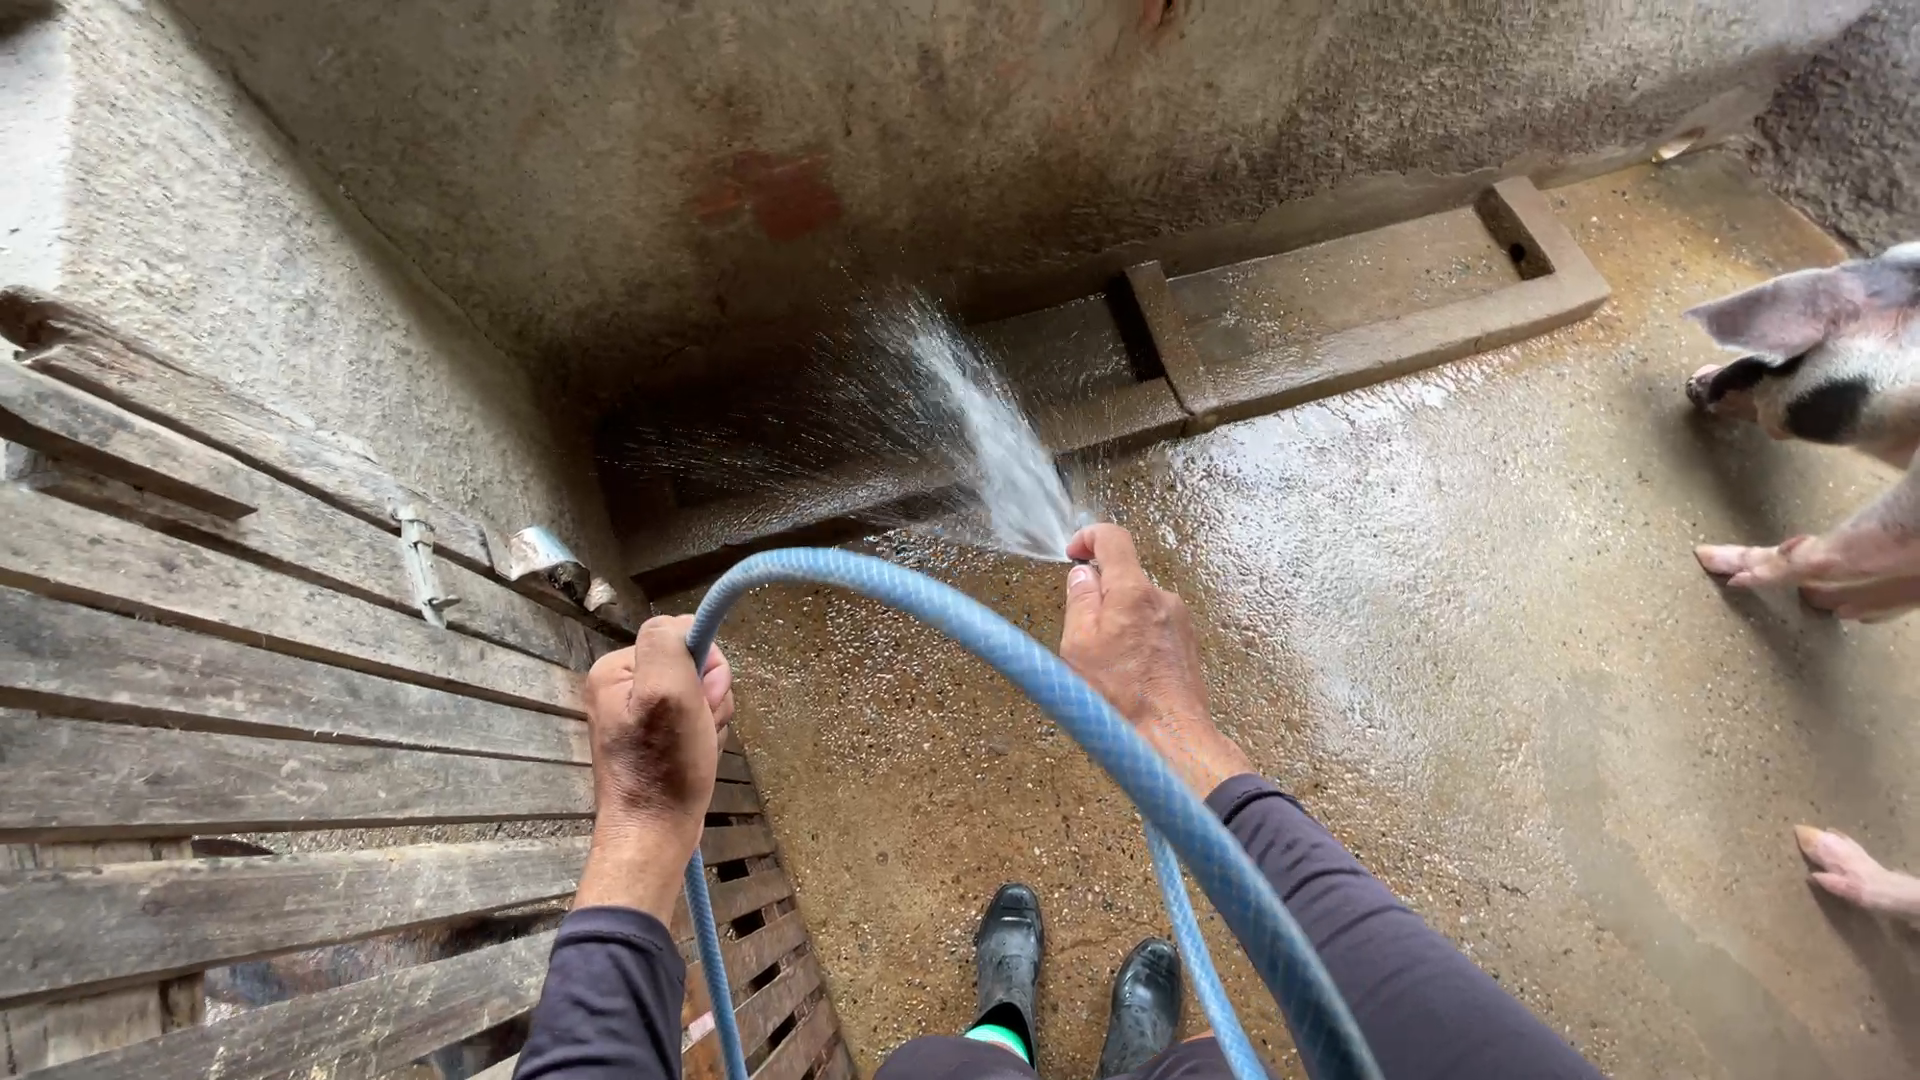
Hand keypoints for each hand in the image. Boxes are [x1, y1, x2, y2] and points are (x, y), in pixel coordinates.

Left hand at [574, 615, 735, 920]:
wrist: (655, 834)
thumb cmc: (664, 767)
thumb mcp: (666, 691)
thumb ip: (669, 642)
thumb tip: (686, 622)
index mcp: (616, 669)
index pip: (682, 635)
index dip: (706, 664)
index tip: (704, 697)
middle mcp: (623, 687)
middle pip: (694, 665)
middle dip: (710, 695)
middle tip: (700, 725)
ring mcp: (640, 714)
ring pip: (701, 693)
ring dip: (711, 717)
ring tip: (698, 745)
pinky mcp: (657, 738)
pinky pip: (698, 718)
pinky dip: (707, 734)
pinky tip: (697, 754)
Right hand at [1060, 524, 1252, 796]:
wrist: (1170, 734)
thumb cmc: (1122, 695)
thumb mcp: (1079, 644)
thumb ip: (1079, 600)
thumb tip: (1082, 575)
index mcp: (1133, 591)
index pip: (1113, 538)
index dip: (1088, 537)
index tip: (1075, 552)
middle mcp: (1162, 597)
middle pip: (1125, 574)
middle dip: (1099, 591)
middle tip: (1082, 629)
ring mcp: (1179, 620)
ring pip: (1138, 602)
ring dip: (1118, 618)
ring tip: (1106, 660)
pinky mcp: (1187, 642)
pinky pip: (1154, 624)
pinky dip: (1136, 636)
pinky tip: (1127, 670)